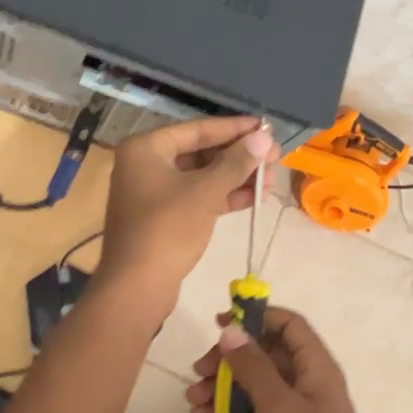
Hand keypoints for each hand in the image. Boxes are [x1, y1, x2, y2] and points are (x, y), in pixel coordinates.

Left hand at [94, 115, 277, 294]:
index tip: (266, 127)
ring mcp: (153, 193)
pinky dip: (223, 197)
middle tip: (275, 157)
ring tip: (271, 180)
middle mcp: (145, 165)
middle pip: (199, 152)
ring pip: (201, 177)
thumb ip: (236, 163)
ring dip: (235, 178)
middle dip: (238, 156)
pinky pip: (197, 198)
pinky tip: (255, 198)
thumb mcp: (205, 192)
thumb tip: (264, 137)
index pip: (197, 130)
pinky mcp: (163, 218)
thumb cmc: (167, 229)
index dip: (234, 128)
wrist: (137, 286)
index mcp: (145, 148)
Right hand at [186, 308, 393, 412]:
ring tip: (194, 405)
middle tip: (198, 372)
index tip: (218, 323)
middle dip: (229, 361)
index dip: (256, 317)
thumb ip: (253, 368)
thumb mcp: (277, 410)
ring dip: (224, 391)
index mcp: (317, 372)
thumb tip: (231, 331)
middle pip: (267, 357)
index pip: (289, 326)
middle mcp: (310, 389)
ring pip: (256, 390)